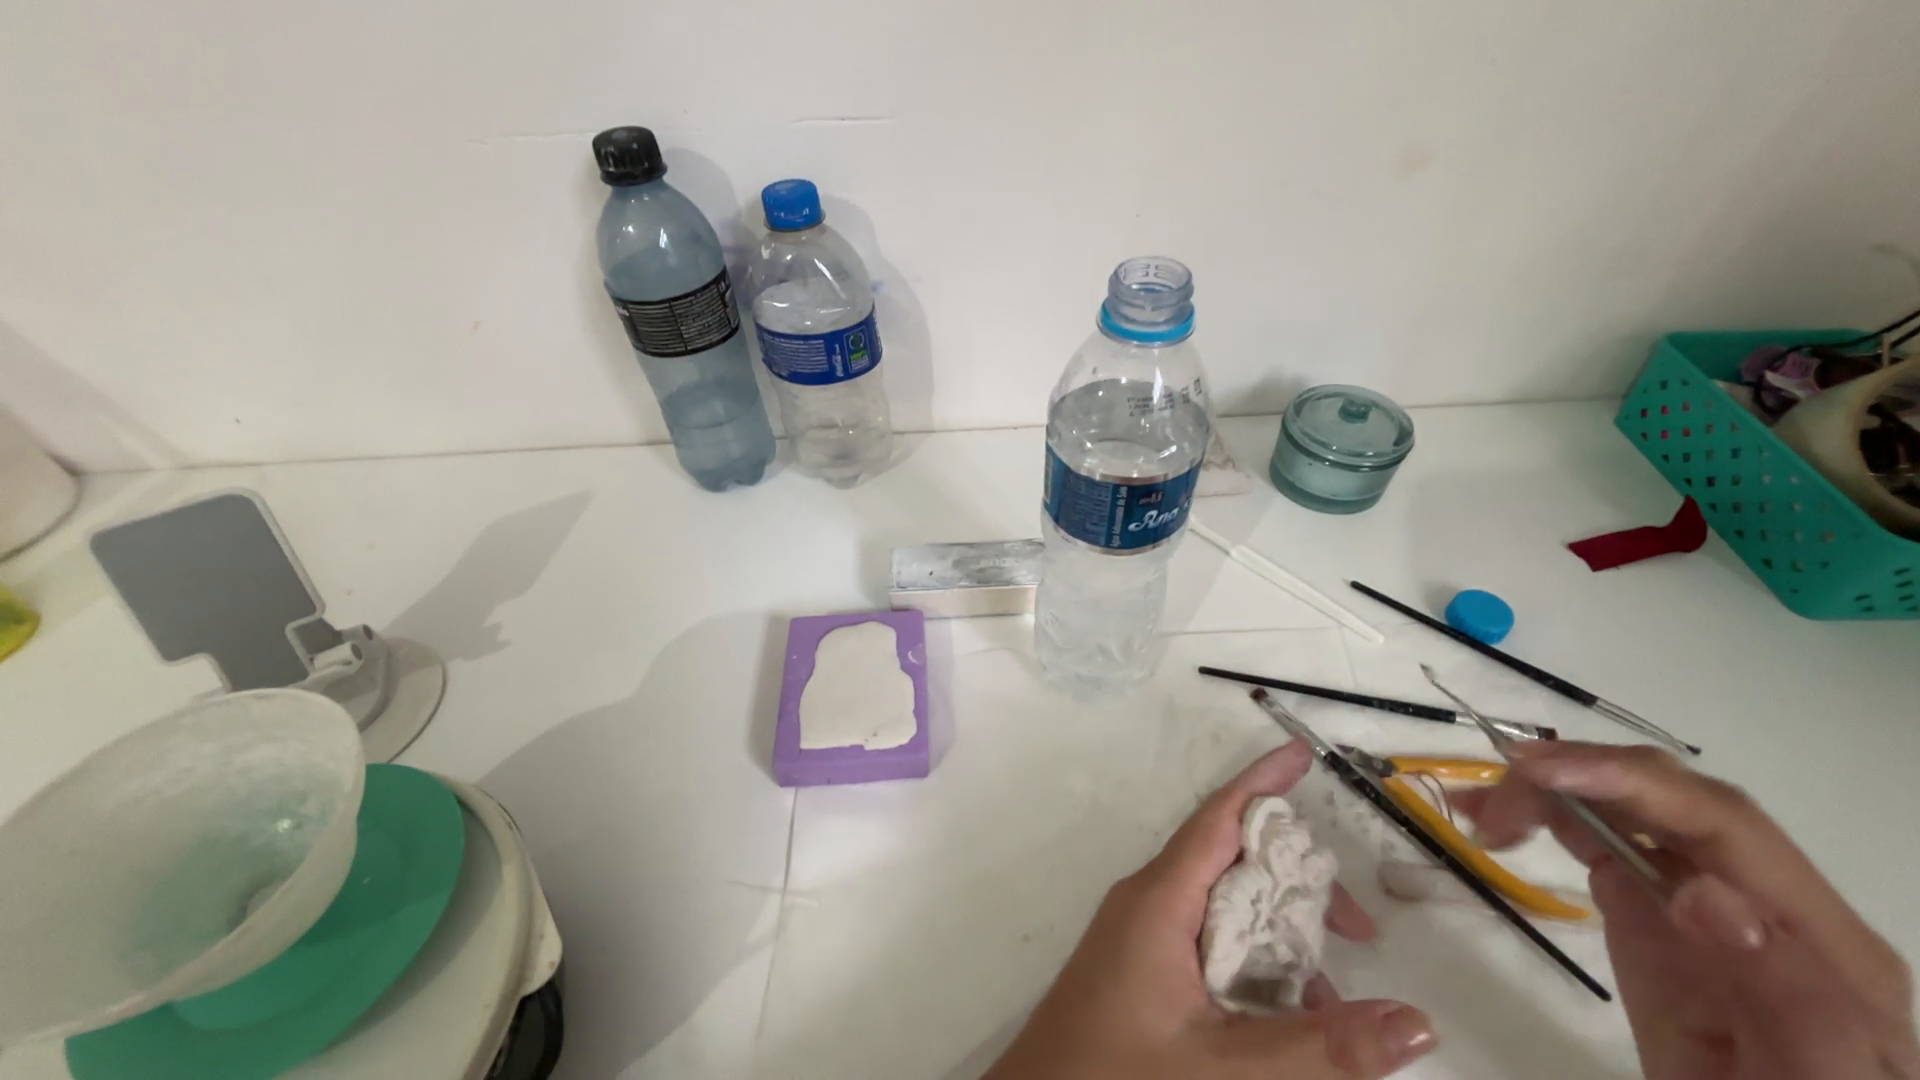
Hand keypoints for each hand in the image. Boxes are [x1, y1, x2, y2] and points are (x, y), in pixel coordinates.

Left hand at [982, 742, 1436, 1079]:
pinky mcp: (1137, 960)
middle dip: (1293, 875)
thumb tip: (1418, 1024)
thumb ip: (1321, 1046)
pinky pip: (1202, 933)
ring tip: (1329, 982)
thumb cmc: (1120, 1073)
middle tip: (1356, 926)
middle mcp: (1146, 900)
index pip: (1218, 819)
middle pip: (1227, 858)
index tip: (1302, 752)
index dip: (1261, 782)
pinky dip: (1248, 953)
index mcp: (1160, 900)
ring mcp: (1138, 929)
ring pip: (1218, 900)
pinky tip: (1282, 1006)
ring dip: (1274, 925)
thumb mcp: (1228, 1066)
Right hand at [1457, 742, 1918, 1079]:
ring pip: (1621, 807)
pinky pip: (1597, 840)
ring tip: (1479, 811)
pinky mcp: (1646, 905)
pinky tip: (1493, 819)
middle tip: (1492, 798)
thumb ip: (1785, 994)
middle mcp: (1750, 889)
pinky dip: (1542, 817)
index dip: (1629, 780)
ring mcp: (1693, 893)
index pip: (1719, 820)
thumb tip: (1701, 894)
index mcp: (1808, 926)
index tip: (1539, 773)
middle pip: (1663, 797)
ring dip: (1545, 793)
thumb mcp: (1813, 1074)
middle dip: (1574, 777)